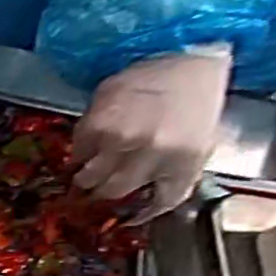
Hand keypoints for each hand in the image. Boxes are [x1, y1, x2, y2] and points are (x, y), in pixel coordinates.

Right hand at [74, 47, 230, 223]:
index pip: (162, 199)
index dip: (142, 212)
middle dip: (103, 191)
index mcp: (186, 159)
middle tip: (95, 188)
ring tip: (86, 169)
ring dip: (85, 175)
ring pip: (90, 176)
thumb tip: (143, 192)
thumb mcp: (197, 136)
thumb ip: (173, 165)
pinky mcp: (95, 127)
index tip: (128, 218)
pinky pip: (78, 151)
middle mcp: (153, 153)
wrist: (181, 58)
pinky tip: (88, 143)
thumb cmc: (193, 99)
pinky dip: (80, 151)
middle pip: (114, 191)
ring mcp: (121, 140)